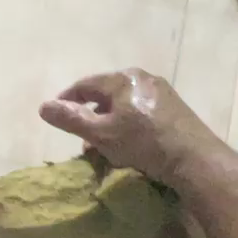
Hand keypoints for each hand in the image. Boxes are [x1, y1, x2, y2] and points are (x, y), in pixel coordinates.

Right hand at [38, 69, 223, 185]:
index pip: (85, 85)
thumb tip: (43, 107)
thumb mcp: (101, 134)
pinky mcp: (173, 109)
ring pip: (123, 105)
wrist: (193, 159)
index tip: (56, 115)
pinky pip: (140, 113)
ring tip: (103, 146)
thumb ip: (71, 119)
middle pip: (105, 94)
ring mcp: (161, 92)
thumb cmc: (143, 143)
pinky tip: (127, 145)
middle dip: (90, 116)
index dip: (66, 100)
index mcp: (122, 79)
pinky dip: (126, 126)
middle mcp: (142, 78)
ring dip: (108, 124)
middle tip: (81, 137)